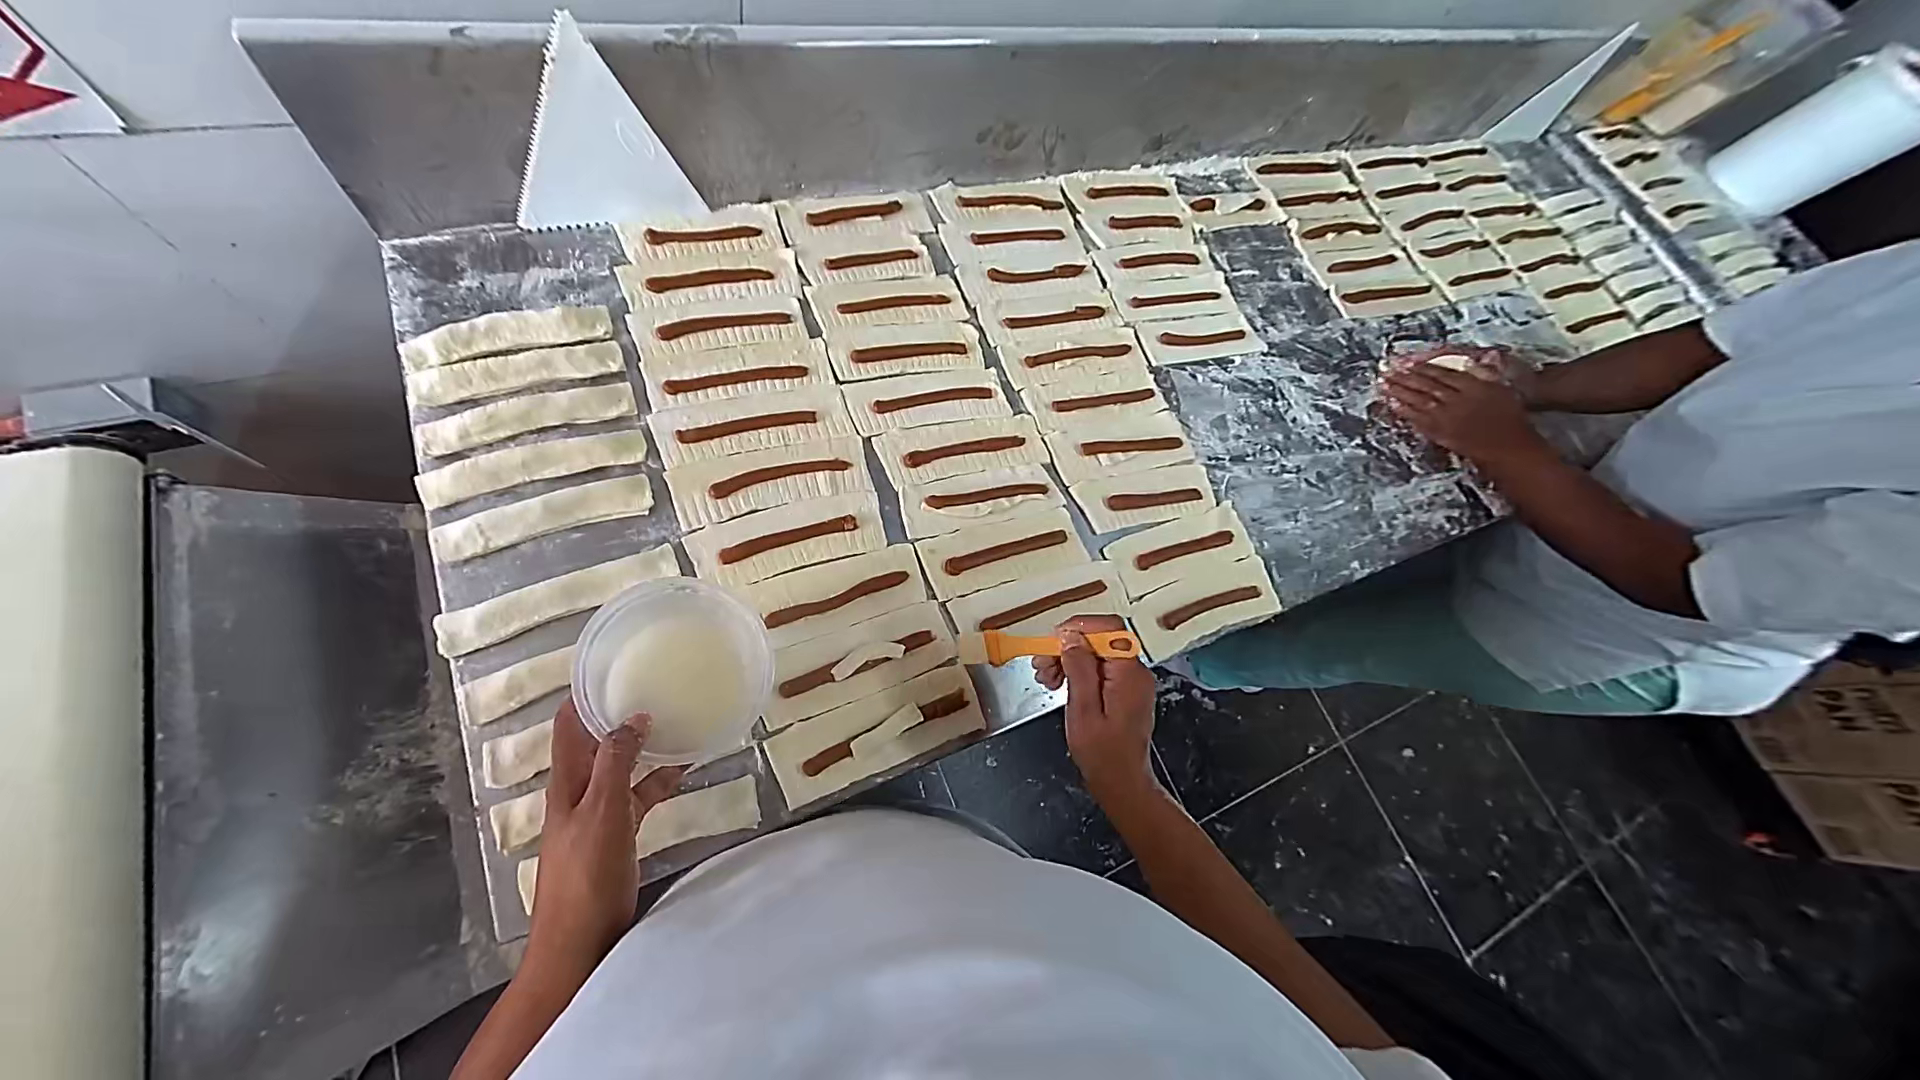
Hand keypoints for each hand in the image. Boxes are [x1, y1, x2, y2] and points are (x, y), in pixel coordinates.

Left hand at [526, 699, 685, 975]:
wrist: (581, 940)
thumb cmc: (586, 874)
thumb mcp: (603, 811)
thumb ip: (616, 762)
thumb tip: (633, 717)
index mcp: (568, 780)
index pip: (568, 724)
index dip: (584, 694)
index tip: (613, 667)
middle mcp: (580, 789)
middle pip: (597, 740)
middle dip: (620, 713)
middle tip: (654, 686)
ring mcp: (600, 810)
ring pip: (623, 764)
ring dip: (645, 744)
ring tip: (676, 720)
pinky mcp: (619, 831)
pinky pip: (640, 793)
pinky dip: (659, 778)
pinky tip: (684, 768)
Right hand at [1032, 616, 1157, 796]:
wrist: (1121, 782)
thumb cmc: (1104, 755)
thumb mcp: (1083, 710)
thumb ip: (1079, 669)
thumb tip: (1071, 638)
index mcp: (1129, 675)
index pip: (1108, 628)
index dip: (1079, 628)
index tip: (1055, 640)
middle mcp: (1135, 673)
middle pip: (1099, 639)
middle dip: (1068, 646)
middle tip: (1043, 663)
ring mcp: (1130, 680)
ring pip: (1096, 652)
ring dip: (1069, 659)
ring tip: (1047, 676)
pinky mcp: (1123, 688)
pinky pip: (1099, 667)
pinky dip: (1077, 670)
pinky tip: (1060, 682)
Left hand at [1381, 362, 1546, 464]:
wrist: (1506, 446)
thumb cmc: (1508, 418)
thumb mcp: (1501, 390)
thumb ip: (1484, 375)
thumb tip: (1476, 360)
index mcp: (1474, 386)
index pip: (1443, 373)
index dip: (1423, 367)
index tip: (1408, 362)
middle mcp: (1457, 399)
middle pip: (1426, 384)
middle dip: (1404, 376)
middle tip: (1387, 370)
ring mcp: (1445, 415)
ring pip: (1417, 399)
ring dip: (1398, 390)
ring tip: (1383, 383)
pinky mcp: (1437, 431)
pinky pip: (1416, 417)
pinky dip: (1402, 409)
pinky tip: (1391, 403)